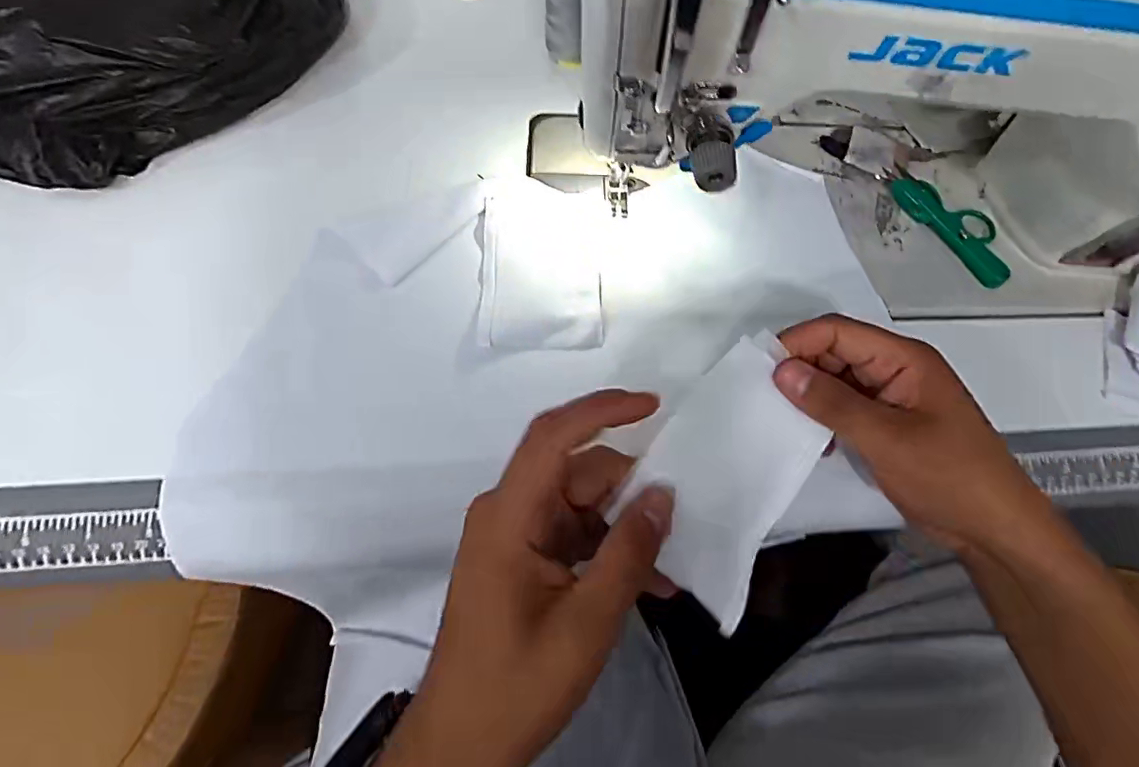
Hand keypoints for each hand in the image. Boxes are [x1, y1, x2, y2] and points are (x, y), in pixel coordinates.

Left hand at [379, 391, 675, 766]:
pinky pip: (572, 532)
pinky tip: (646, 581)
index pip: (553, 436)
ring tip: (667, 561)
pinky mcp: (521, 557)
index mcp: (509, 515)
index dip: (602, 409)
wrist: (461, 749)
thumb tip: (663, 493)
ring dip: (623, 525)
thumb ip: (629, 552)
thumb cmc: (516, 684)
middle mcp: (507, 511)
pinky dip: (607, 548)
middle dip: (628, 487)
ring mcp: (513, 534)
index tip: (652, 405)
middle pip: (576, 473)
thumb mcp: (587, 623)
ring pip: (580, 503)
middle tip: (677, 516)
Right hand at [774, 314, 1049, 553]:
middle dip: (802, 368)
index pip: (838, 331)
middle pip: (836, 351)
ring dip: (812, 395)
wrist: (998, 532)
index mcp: (903, 358)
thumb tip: (781, 370)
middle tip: (767, 397)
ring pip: (839, 379)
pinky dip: (827, 416)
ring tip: (785, 419)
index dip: (799, 342)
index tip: (763, 369)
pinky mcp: (891, 422)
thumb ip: (831, 402)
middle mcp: (897, 368)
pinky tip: (815, 440)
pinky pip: (848, 405)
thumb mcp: (886, 439)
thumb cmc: (950, 477)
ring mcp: (894, 396)